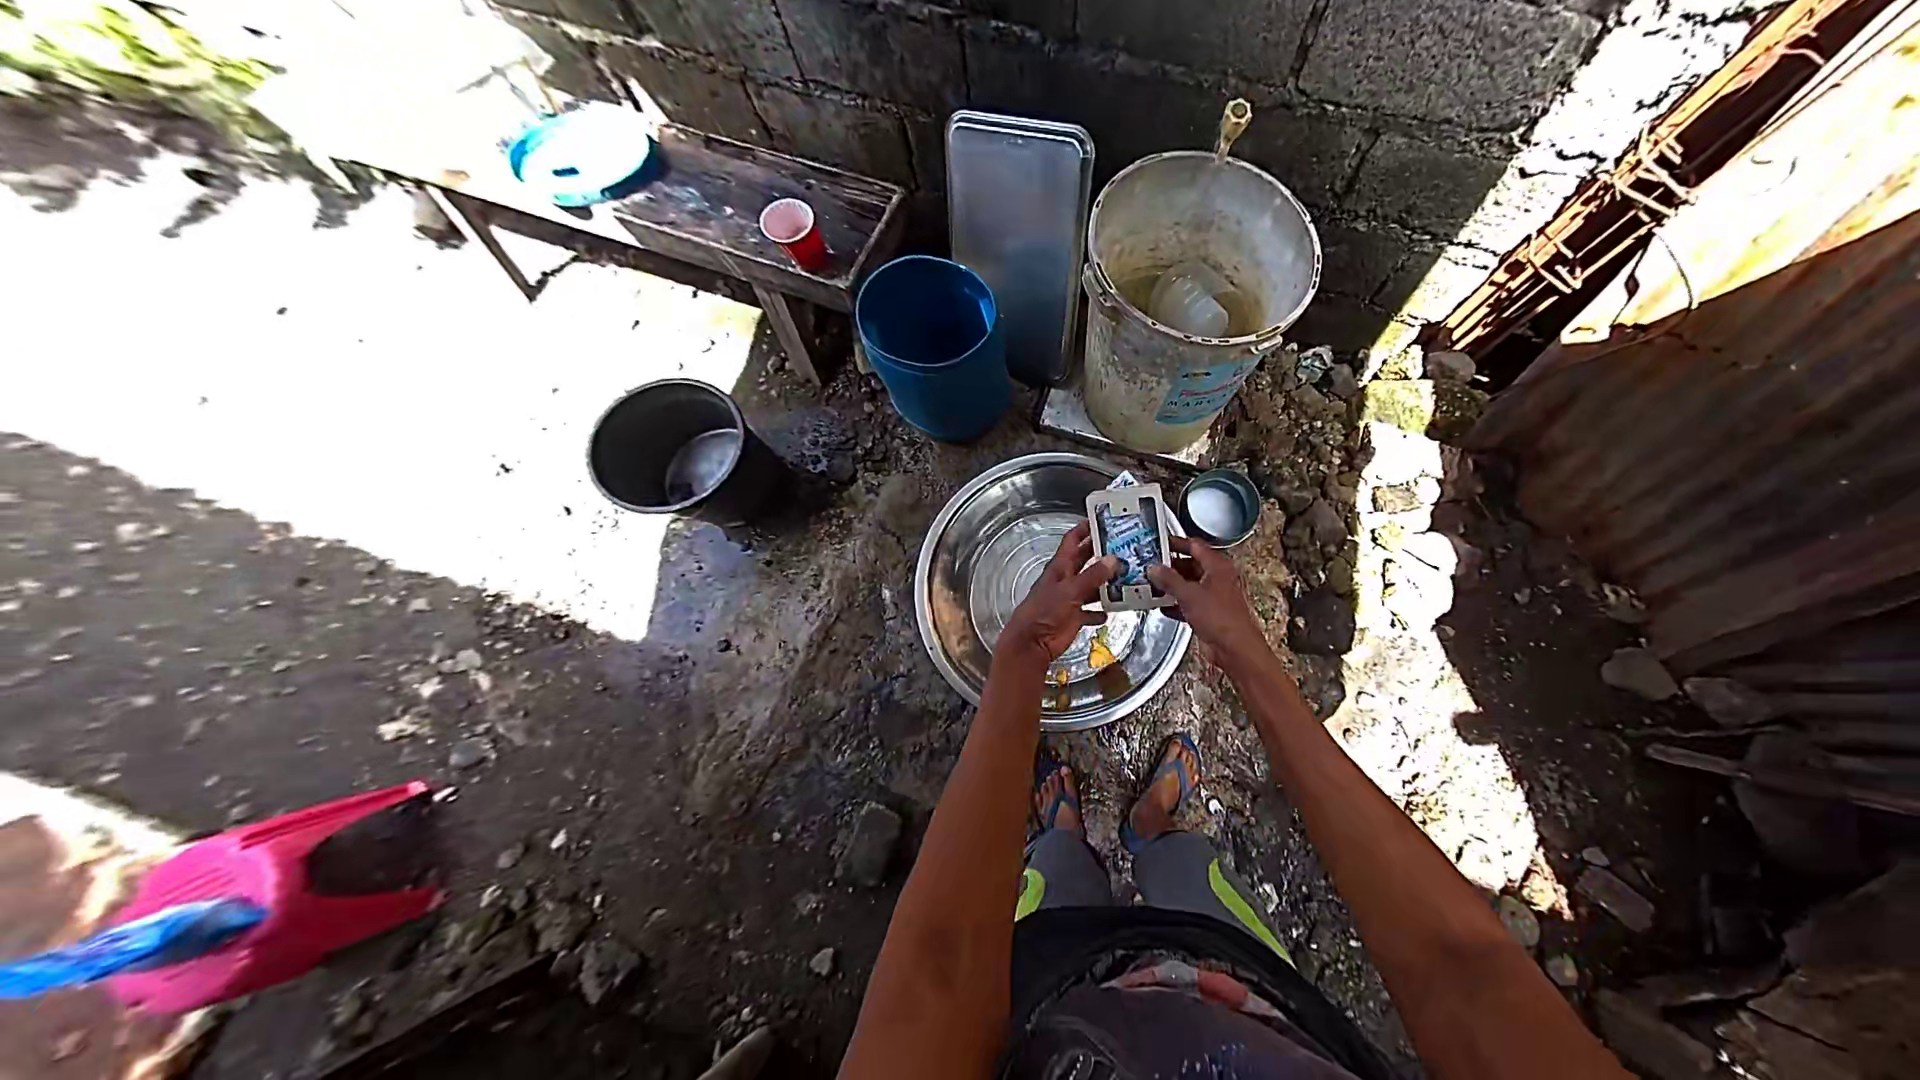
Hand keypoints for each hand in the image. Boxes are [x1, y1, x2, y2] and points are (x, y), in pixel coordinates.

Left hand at [998, 522, 1116, 663]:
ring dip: (1106, 584)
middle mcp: (1066, 579)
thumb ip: (1092, 576)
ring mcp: (1070, 598)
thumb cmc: (1043, 612)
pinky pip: (1089, 611)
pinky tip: (1110, 611)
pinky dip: (1099, 611)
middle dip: (1102, 554)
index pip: (1072, 541)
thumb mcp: (1070, 590)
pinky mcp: (1073, 617)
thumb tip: (1112, 559)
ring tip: (1125, 578)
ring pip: (1091, 586)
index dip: (1085, 529)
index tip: (1101, 520)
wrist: (1032, 641)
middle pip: (1085, 561)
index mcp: (1060, 567)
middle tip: (1123, 547)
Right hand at [1147, 534, 1270, 667]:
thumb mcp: (1188, 594)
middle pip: (1190, 565)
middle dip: (1169, 567)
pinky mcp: (1208, 612)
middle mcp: (1217, 579)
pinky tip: (1162, 606)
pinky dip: (1175, 603)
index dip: (1176, 543)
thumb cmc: (1223, 619)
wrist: (1234, 648)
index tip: (1159, 542)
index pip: (1195, 546)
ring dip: (1171, 586)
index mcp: (1218, 567)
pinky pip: (1188, 602)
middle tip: (1151, 567)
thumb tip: (1156, 569)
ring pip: (1188, 584)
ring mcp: (1213, 596)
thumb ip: (1169, 579)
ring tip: (1152, 585)